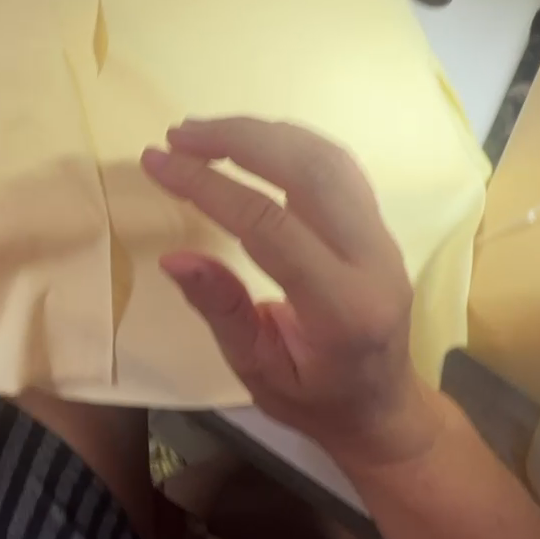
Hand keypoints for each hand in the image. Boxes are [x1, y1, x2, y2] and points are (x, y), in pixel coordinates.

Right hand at [141, 117, 445, 471]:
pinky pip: (335, 163)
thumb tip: (172, 258)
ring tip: (200, 131)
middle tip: (177, 136)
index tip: (156, 162)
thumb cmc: (312, 396)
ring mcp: (381, 236)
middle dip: (236, 140)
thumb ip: (219, 310)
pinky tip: (245, 139)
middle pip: (309, 172)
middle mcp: (372, 260)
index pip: (268, 225)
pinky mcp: (376, 223)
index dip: (207, 186)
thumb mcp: (255, 369)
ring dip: (258, 132)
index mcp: (341, 306)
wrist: (382, 407)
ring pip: (326, 157)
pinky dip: (284, 140)